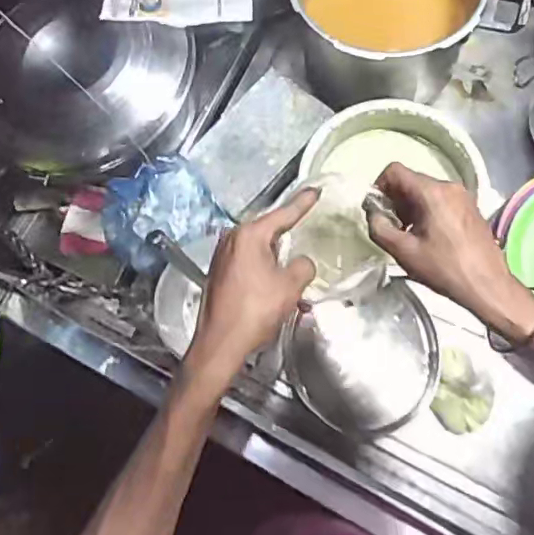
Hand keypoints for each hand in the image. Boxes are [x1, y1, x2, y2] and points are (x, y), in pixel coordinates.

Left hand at [185, 189, 317, 395]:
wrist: (220, 343)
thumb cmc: (256, 310)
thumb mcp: (291, 285)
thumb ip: (304, 266)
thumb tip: (301, 263)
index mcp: (249, 235)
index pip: (282, 214)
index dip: (302, 203)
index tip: (314, 191)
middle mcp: (232, 240)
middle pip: (268, 230)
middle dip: (288, 233)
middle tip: (305, 224)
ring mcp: (222, 257)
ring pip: (259, 250)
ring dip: (277, 259)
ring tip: (294, 268)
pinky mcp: (219, 274)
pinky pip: (249, 264)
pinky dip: (265, 271)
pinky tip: (276, 286)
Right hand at [369, 163, 533, 341]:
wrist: (487, 284)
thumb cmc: (445, 268)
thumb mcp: (404, 252)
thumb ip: (380, 228)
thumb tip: (373, 214)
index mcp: (432, 192)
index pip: (395, 171)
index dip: (380, 186)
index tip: (378, 210)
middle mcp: (449, 186)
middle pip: (412, 181)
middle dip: (396, 201)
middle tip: (394, 228)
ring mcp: (463, 196)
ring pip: (427, 191)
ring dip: (412, 207)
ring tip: (411, 236)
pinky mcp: (471, 207)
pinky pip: (442, 200)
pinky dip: (429, 211)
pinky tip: (431, 237)